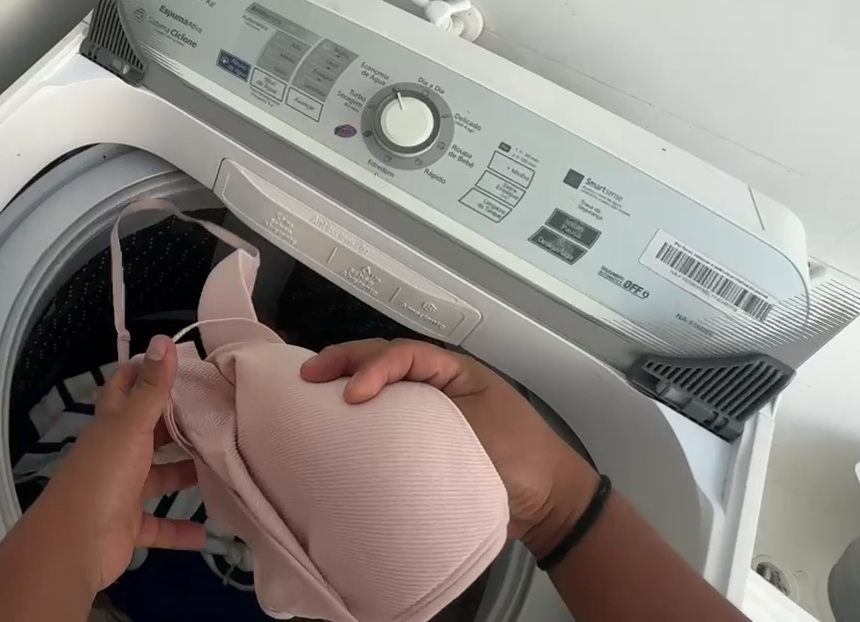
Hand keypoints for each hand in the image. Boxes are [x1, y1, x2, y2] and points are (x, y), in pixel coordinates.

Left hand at [26, 334, 207, 590]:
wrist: (74, 543)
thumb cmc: (103, 474)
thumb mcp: (131, 425)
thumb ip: (151, 387)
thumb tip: (163, 339)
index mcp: (113, 422)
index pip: (126, 386)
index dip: (146, 371)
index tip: (179, 362)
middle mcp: (117, 451)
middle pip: (149, 430)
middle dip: (177, 423)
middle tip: (215, 413)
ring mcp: (121, 489)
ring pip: (158, 476)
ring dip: (183, 473)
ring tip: (220, 464)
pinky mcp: (128, 525)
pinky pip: (158, 526)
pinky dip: (179, 529)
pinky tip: (207, 530)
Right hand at [300, 338, 599, 557]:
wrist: (551, 505)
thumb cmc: (521, 458)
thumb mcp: (480, 430)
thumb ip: (433, 420)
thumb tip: (380, 422)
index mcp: (450, 368)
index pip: (402, 354)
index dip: (373, 369)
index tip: (353, 396)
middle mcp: (433, 379)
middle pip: (382, 357)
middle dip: (344, 361)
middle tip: (308, 375)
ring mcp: (425, 405)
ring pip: (379, 380)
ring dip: (346, 379)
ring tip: (312, 388)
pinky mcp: (419, 434)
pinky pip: (385, 413)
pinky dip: (359, 410)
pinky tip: (336, 418)